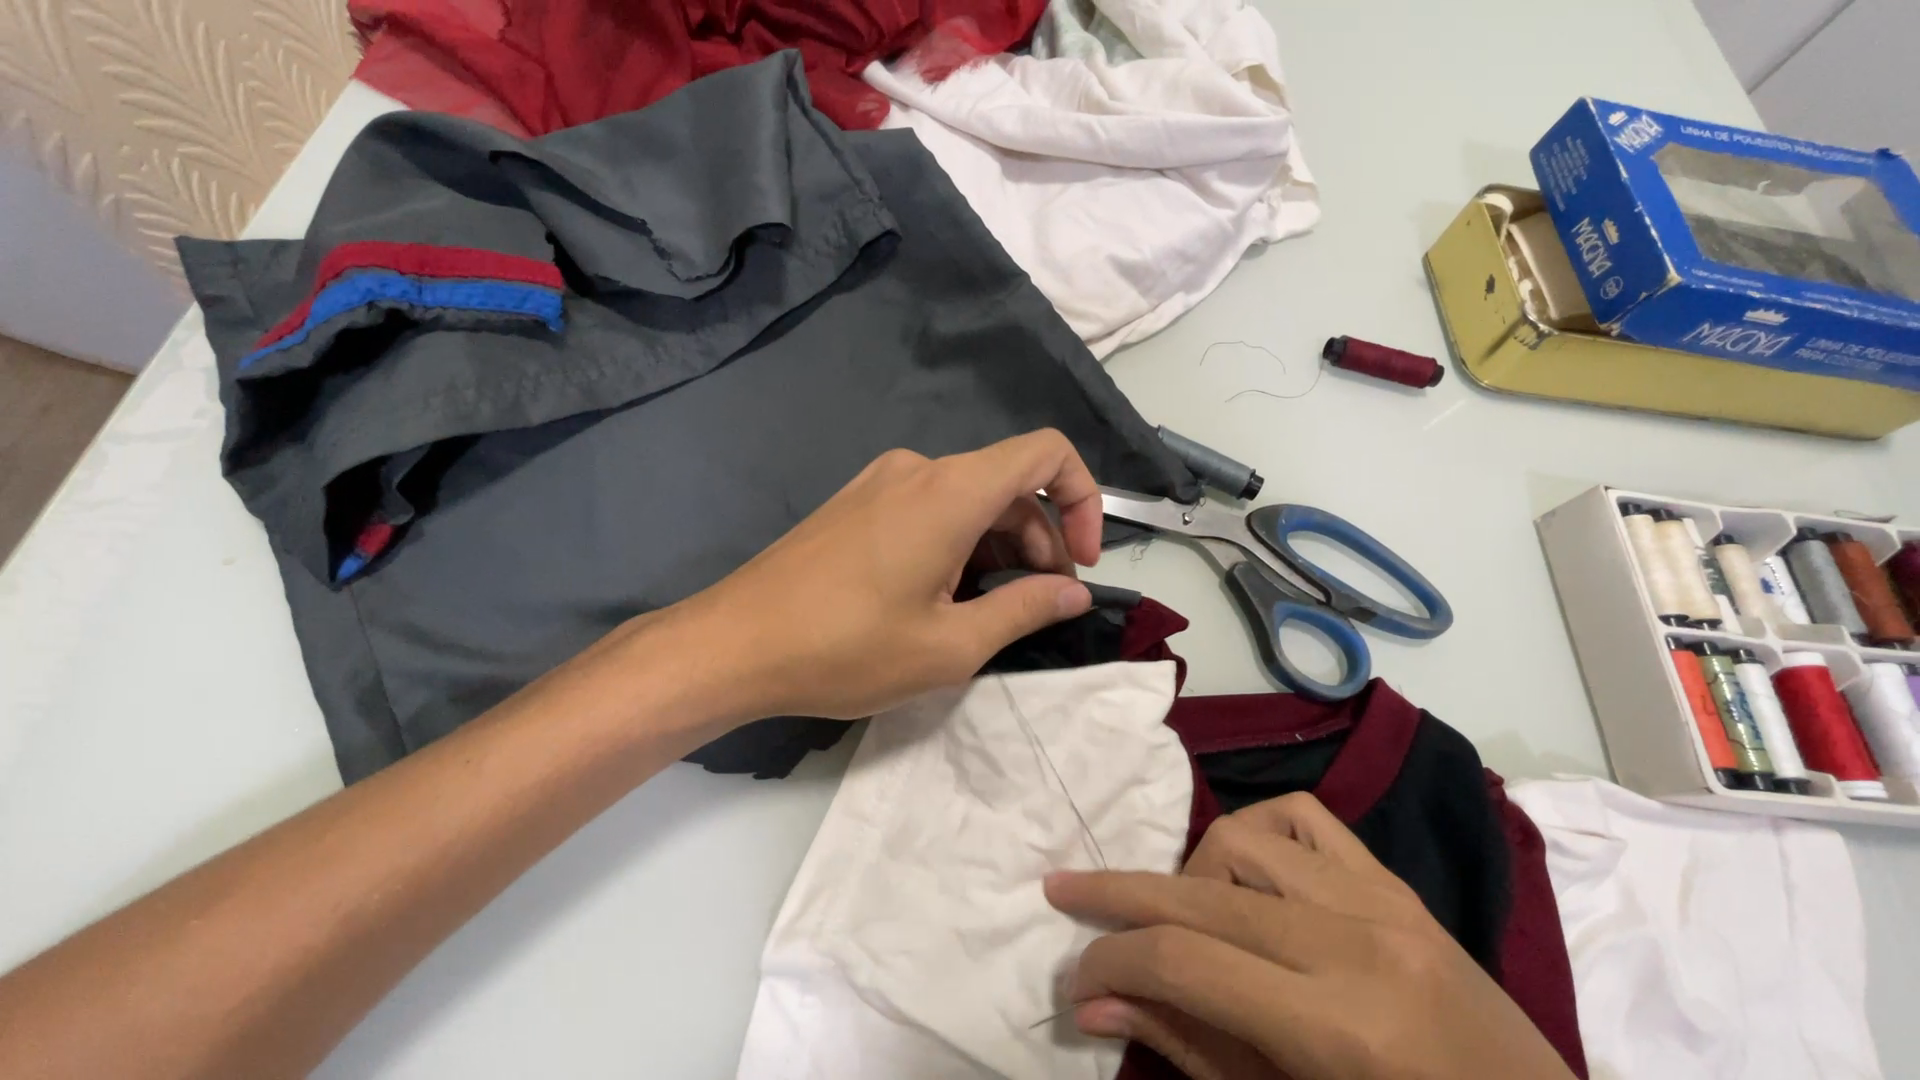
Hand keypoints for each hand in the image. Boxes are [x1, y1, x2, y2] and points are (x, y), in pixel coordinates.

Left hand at [677, 429, 1103, 721]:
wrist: (733, 645)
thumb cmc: (846, 648)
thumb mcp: (950, 645)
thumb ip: (1024, 610)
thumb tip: (1073, 592)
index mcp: (950, 491)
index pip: (1046, 453)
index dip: (1083, 499)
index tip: (1081, 563)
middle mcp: (918, 469)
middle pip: (1008, 483)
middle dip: (1041, 539)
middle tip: (1039, 605)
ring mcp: (880, 482)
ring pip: (969, 498)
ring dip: (999, 547)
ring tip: (987, 612)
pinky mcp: (856, 503)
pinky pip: (930, 508)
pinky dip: (958, 543)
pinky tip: (942, 598)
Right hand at [1044, 793, 1575, 1079]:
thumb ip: (1189, 1047)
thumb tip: (1096, 1000)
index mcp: (1337, 1028)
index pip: (1183, 961)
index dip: (1110, 961)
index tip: (1076, 979)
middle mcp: (1357, 945)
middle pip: (1199, 893)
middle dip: (1116, 895)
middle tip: (1065, 897)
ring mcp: (1383, 902)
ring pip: (1243, 839)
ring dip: (1192, 873)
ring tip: (1185, 918)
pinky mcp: (1396, 884)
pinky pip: (1306, 818)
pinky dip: (1257, 832)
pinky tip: (1245, 872)